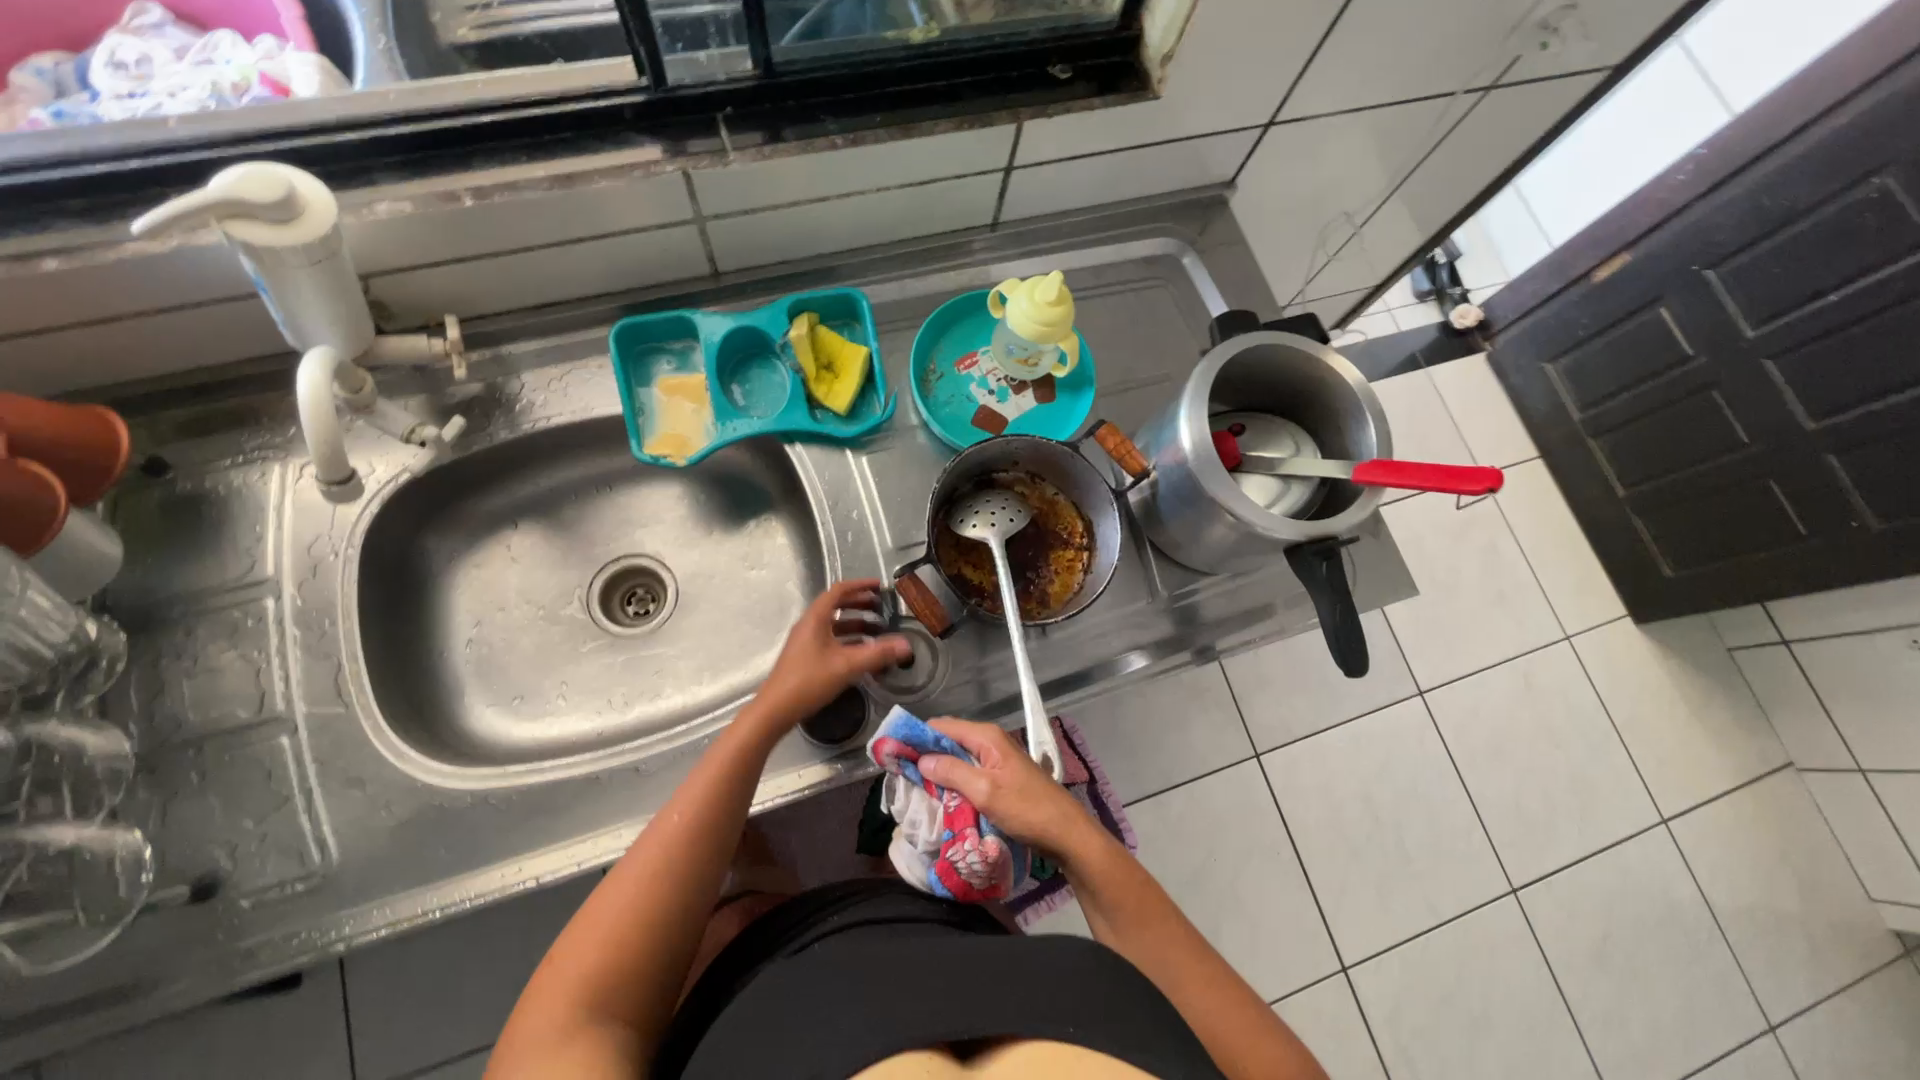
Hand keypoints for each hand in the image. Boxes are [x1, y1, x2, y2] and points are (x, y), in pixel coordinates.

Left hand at [751, 580, 911, 730]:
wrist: (776, 709)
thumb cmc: (809, 681)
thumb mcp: (847, 666)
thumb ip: (878, 654)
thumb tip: (906, 645)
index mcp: (815, 618)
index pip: (838, 591)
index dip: (860, 585)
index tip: (880, 587)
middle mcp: (809, 625)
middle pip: (836, 606)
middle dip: (859, 604)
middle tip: (881, 607)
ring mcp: (805, 641)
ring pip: (833, 625)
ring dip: (855, 624)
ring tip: (877, 631)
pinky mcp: (805, 657)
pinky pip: (830, 640)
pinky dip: (847, 640)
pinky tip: (862, 653)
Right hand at [917, 718, 1106, 860]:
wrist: (1066, 834)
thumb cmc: (1027, 809)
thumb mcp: (985, 791)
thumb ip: (952, 772)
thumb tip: (920, 759)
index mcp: (987, 737)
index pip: (941, 726)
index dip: (916, 737)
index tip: (891, 752)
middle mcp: (990, 742)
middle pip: (948, 741)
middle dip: (924, 755)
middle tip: (898, 774)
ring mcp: (996, 761)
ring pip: (957, 759)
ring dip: (938, 772)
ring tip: (913, 787)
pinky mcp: (1000, 779)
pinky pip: (969, 774)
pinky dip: (953, 783)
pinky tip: (940, 797)